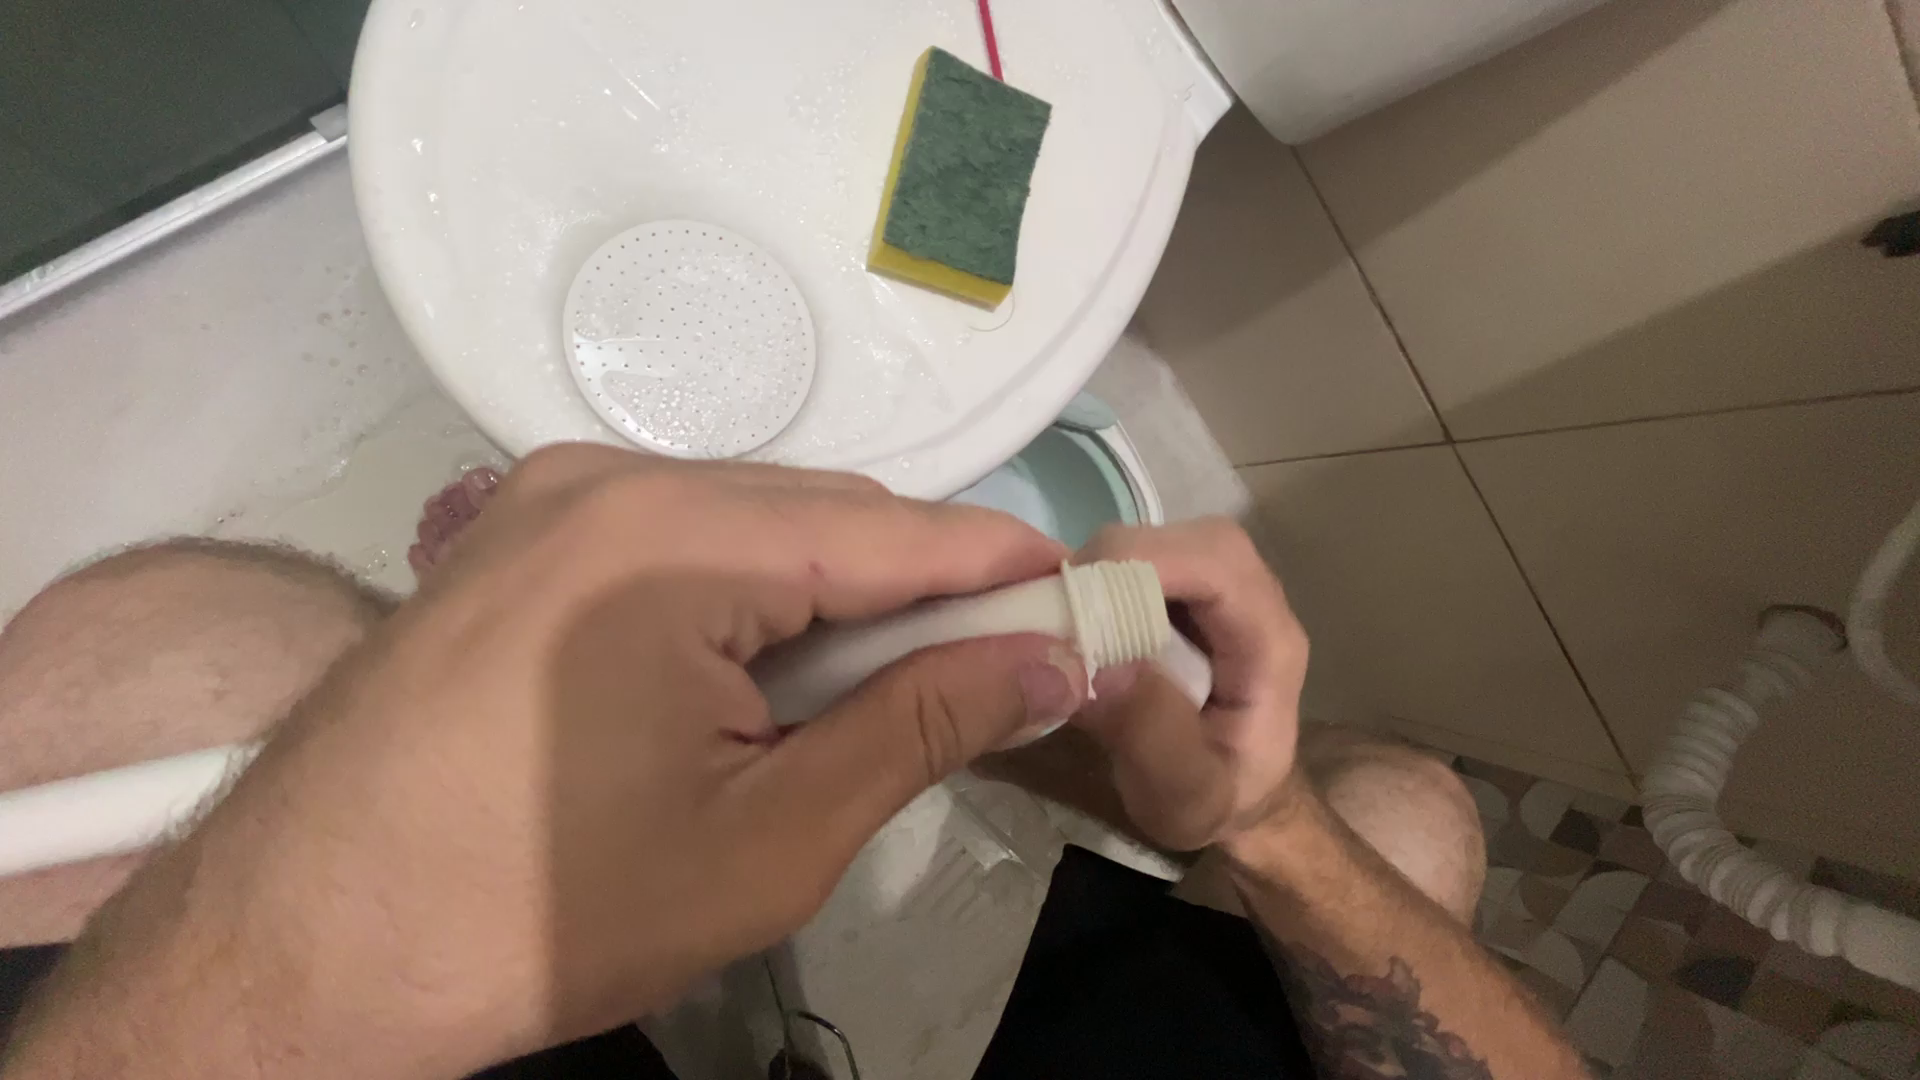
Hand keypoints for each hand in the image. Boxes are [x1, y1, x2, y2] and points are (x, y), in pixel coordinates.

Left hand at [68, 447, 1088, 1078]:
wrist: (291, 957)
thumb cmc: (541, 914)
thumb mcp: (772, 840)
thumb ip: (924, 728)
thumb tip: (1048, 666)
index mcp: (676, 545)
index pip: (898, 532)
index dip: (1005, 563)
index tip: (1078, 600)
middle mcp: (619, 480)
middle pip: (838, 512)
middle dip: (931, 583)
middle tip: (998, 658)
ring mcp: (565, 490)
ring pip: (775, 514)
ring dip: (852, 585)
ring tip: (888, 676)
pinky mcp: (538, 522)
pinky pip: (705, 527)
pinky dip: (773, 580)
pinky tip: (782, 655)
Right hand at [1071, 519, 1309, 851]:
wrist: (1235, 801)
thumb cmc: (1218, 799)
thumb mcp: (1188, 795)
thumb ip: (1155, 738)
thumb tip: (1100, 666)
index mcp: (1268, 643)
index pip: (1219, 565)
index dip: (1146, 563)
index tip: (1075, 601)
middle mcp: (1250, 600)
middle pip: (1186, 540)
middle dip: (1114, 562)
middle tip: (1057, 612)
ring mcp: (1215, 591)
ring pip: (1158, 540)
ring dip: (1100, 568)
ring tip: (1060, 620)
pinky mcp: (1182, 592)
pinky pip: (1139, 558)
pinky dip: (1097, 577)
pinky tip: (1074, 620)